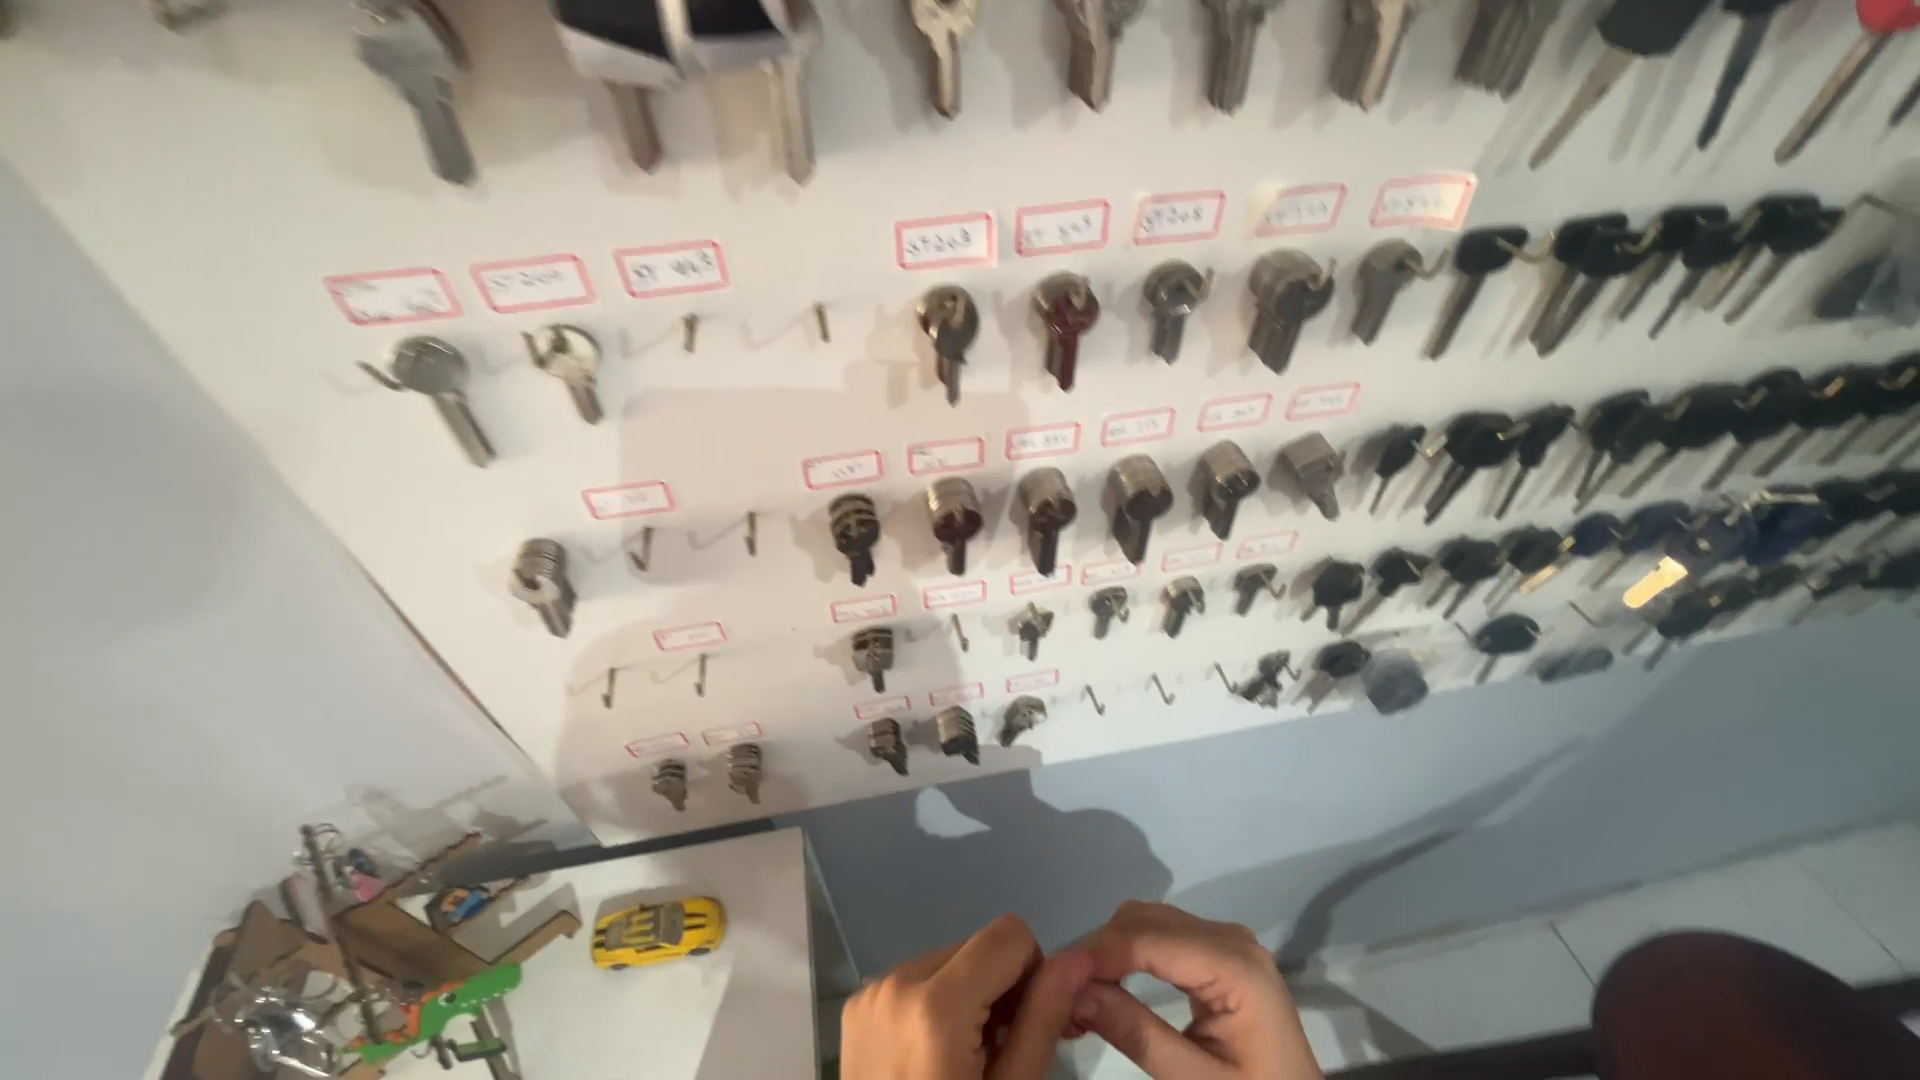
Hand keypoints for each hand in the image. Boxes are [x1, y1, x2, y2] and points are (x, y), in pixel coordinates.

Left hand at [842, 914, 1092, 1079]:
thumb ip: (1043, 1019)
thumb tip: (1077, 959)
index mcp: (936, 1005)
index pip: (1008, 934)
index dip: (1031, 971)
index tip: (1024, 1023)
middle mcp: (898, 982)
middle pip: (976, 947)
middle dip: (997, 988)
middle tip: (998, 1051)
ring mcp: (872, 992)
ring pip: (946, 960)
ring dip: (966, 996)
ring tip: (963, 1058)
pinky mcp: (857, 1004)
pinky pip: (914, 979)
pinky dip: (934, 1004)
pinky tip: (931, 1054)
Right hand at [1071, 902, 1322, 1079]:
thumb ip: (1137, 1035)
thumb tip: (1074, 992)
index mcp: (1236, 966)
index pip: (1149, 940)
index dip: (1098, 955)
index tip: (1054, 982)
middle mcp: (1231, 937)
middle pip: (1144, 921)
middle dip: (1099, 952)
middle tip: (1064, 998)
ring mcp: (1226, 940)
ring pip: (1147, 921)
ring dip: (1110, 951)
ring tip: (1081, 995)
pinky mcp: (1219, 952)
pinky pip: (1162, 935)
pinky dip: (1129, 954)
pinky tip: (1109, 984)